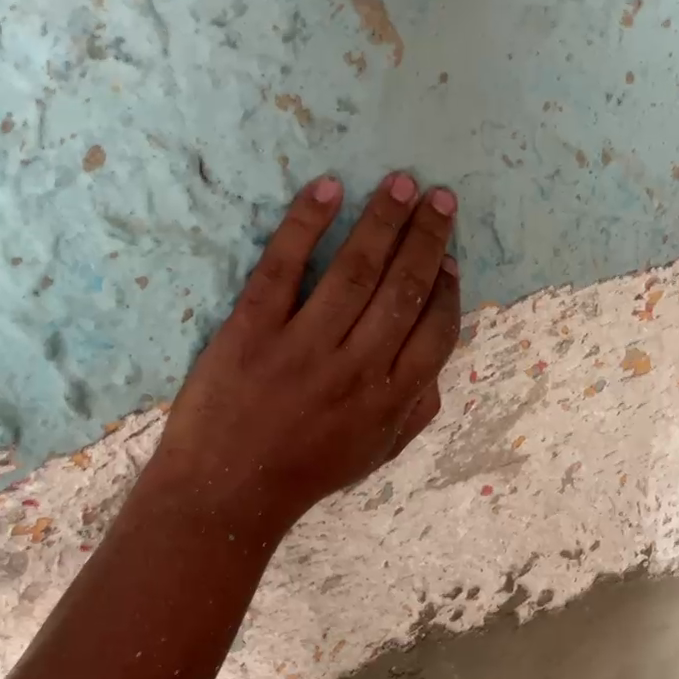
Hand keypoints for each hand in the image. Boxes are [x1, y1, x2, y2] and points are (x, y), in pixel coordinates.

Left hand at [143, 172, 460, 532]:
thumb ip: (417, 410)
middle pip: (404, 289)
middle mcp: (357, 368)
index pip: (436, 331)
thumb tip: (440, 363)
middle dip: (427, 238)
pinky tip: (328, 190)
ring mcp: (304, 346)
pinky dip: (306, 225)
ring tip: (400, 184)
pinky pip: (284, 267)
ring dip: (382, 221)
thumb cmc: (306, 473)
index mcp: (391, 399)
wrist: (227, 494)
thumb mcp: (378, 454)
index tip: (451, 258)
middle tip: (439, 197)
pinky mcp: (252, 330)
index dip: (449, 289)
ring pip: (355, 271)